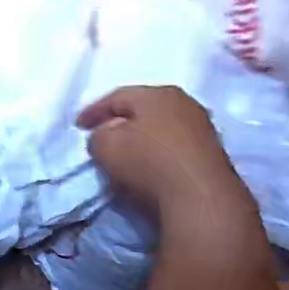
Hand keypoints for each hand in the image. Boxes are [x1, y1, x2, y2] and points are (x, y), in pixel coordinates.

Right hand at [77, 86, 252, 225]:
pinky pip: (171, 144)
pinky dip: (154, 150)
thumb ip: (98, 135)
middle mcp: (184, 102)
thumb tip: (108, 135)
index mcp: (157, 94)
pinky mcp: (209, 150)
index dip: (93, 110)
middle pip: (142, 108)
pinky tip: (145, 163)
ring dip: (139, 137)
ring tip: (122, 151)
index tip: (78, 126)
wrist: (197, 195)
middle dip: (119, 120)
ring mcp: (201, 126)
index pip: (117, 96)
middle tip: (101, 134)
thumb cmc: (146, 162)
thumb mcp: (104, 146)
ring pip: (159, 125)